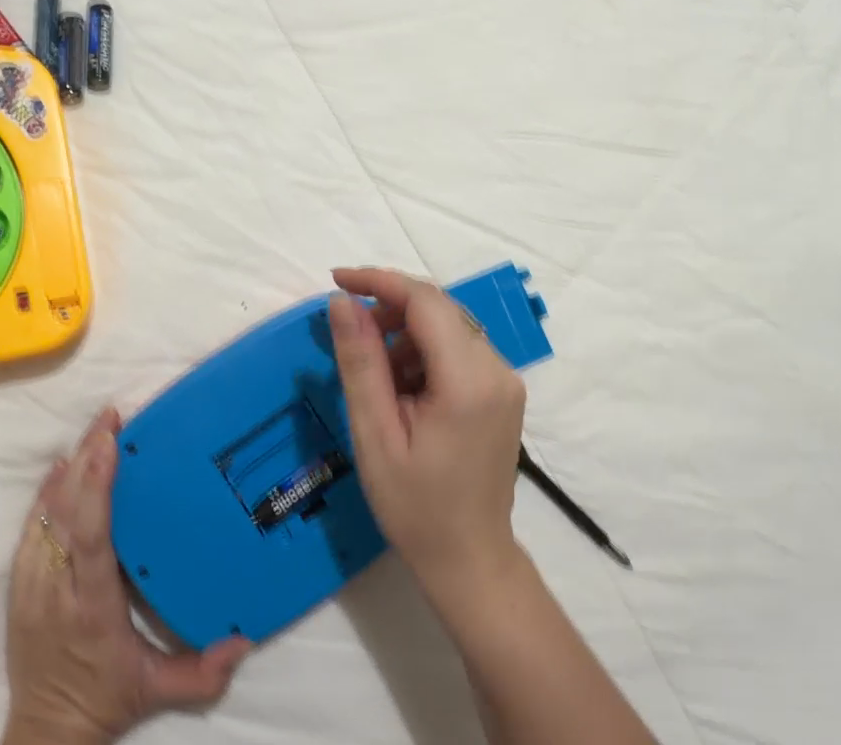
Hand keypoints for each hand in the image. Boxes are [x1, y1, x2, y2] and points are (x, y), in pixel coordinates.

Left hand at [4, 408, 252, 744]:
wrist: (46, 729)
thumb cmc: (106, 700)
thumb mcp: (158, 690)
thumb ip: (204, 672)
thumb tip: (245, 638)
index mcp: (92, 609)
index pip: (91, 539)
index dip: (96, 489)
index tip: (107, 446)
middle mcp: (56, 590)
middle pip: (66, 513)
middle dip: (86, 461)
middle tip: (108, 419)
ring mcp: (31, 585)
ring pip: (45, 514)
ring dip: (69, 470)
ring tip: (94, 431)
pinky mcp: (18, 584)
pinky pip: (30, 528)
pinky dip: (46, 493)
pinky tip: (62, 466)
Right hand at [327, 267, 527, 599]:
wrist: (468, 559)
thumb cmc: (414, 506)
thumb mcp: (375, 434)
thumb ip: (360, 362)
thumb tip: (341, 302)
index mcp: (469, 381)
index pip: (425, 302)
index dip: (378, 282)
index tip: (335, 282)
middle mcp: (497, 370)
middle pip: (439, 309)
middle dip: (389, 309)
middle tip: (348, 336)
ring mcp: (505, 381)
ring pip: (448, 327)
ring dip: (404, 334)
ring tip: (373, 377)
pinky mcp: (502, 393)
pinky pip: (458, 351)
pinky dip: (423, 354)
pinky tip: (401, 389)